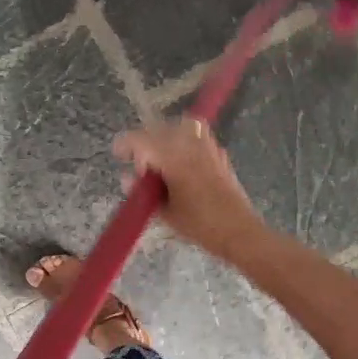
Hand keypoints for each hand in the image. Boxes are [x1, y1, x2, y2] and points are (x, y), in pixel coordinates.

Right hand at [114, 117, 263, 256]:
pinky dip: (185, 142)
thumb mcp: (165, 213)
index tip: (118, 152)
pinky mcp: (220, 155)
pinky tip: (182, 162)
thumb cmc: (200, 226)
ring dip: (167, 136)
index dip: (126, 143)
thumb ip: (144, 194)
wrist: (239, 232)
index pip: (143, 140)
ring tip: (161, 157)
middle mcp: (191, 147)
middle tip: (141, 164)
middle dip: (146, 142)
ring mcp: (208, 148)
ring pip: (183, 126)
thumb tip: (128, 180)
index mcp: (174, 160)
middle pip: (161, 129)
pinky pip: (199, 136)